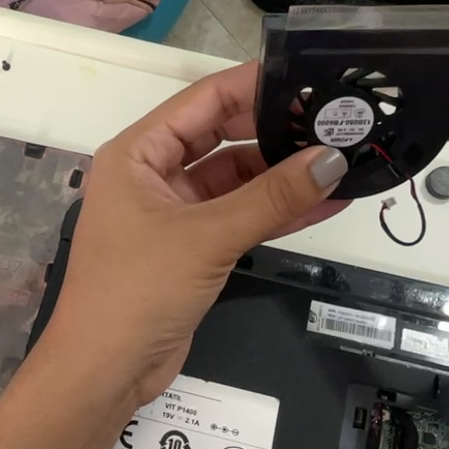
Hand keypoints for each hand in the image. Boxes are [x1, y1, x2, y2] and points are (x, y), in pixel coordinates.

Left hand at [43, 64, 349, 407]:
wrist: (105, 371)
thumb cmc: (137, 290)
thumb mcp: (207, 237)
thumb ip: (272, 197)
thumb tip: (332, 159)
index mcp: (137, 154)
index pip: (202, 101)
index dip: (254, 86)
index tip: (308, 77)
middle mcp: (152, 175)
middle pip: (221, 137)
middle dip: (274, 132)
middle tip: (335, 120)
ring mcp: (172, 213)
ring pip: (235, 181)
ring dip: (282, 175)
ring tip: (342, 159)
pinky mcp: (191, 248)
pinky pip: (238, 217)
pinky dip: (276, 212)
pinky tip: (324, 202)